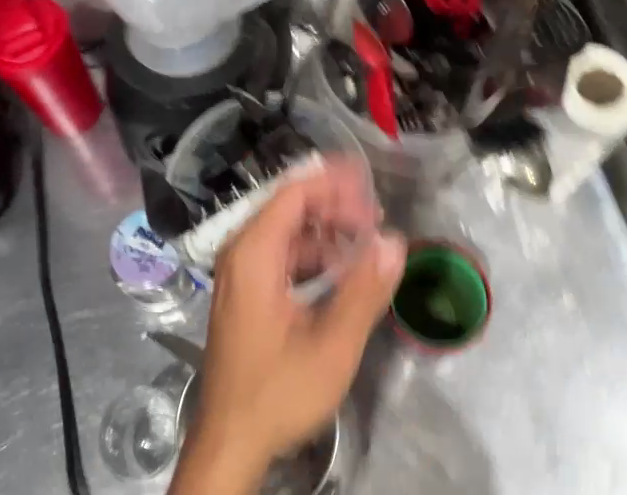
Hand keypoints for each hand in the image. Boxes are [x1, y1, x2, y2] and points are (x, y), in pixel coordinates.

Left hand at [170, 159, 403, 492]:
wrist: (231, 442)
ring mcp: (241, 275)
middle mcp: (241, 254)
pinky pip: (283, 257)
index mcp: (253, 253)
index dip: (334, 183)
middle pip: (290, 208)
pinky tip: (344, 273)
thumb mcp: (331, 345)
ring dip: (329, 233)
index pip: (294, 192)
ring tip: (369, 243)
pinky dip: (315, 257)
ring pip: (289, 234)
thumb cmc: (278, 392)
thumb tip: (395, 242)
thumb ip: (364, 290)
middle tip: (378, 219)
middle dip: (336, 207)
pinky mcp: (247, 296)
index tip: (373, 188)